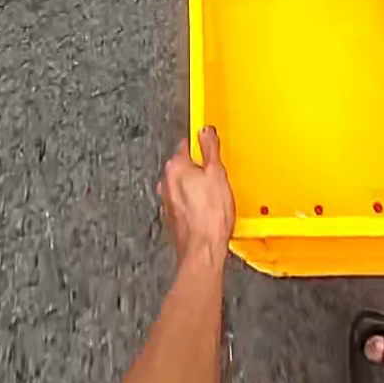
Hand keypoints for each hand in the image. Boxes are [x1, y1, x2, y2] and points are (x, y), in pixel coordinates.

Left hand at [158, 126, 234, 270]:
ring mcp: (167, 200)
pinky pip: (183, 203)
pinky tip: (206, 213)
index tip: (210, 150)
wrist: (202, 252)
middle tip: (216, 179)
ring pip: (183, 186)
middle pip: (184, 166)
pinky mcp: (171, 217)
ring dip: (195, 189)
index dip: (202, 147)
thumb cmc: (210, 217)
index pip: (187, 145)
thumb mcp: (217, 174)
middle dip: (199, 170)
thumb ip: (210, 148)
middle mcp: (166, 181)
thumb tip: (205, 130)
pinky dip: (192, 205)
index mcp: (175, 166)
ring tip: (213, 199)